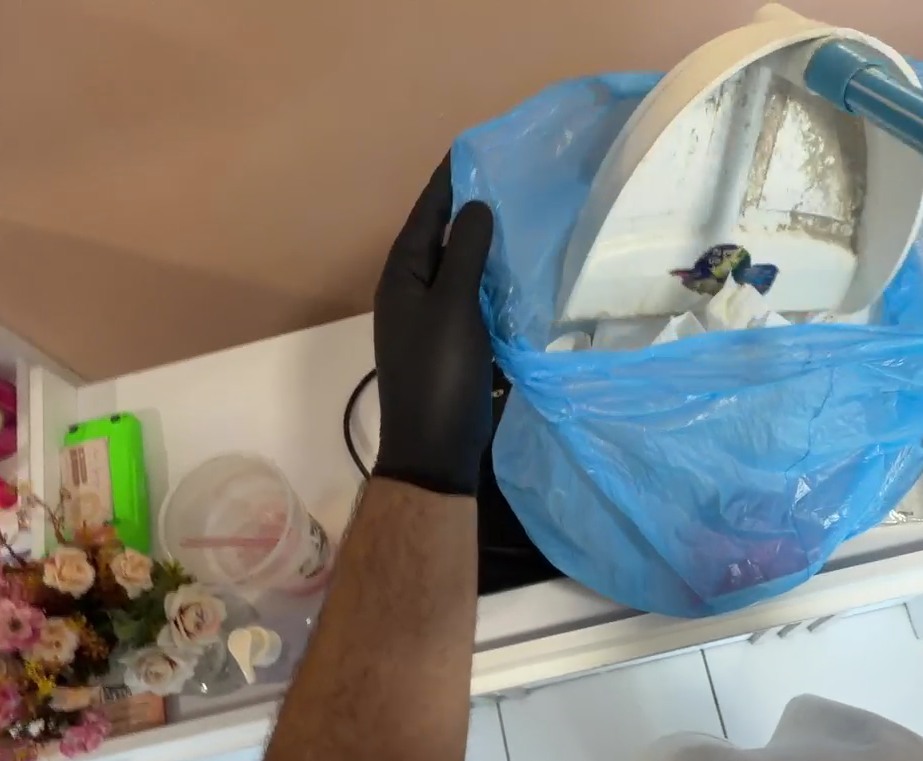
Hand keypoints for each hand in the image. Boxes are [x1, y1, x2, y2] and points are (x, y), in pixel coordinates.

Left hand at [371, 156, 494, 496]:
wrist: (435, 448)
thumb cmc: (440, 375)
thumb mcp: (453, 307)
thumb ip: (465, 254)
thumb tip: (476, 206)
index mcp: (402, 276)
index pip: (426, 214)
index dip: (449, 181)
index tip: (477, 150)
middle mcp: (411, 294)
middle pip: (441, 241)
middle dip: (471, 213)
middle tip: (510, 184)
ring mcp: (430, 323)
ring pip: (459, 274)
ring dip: (485, 251)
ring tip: (521, 223)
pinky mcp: (451, 347)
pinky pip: (472, 305)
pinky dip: (492, 289)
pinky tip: (519, 281)